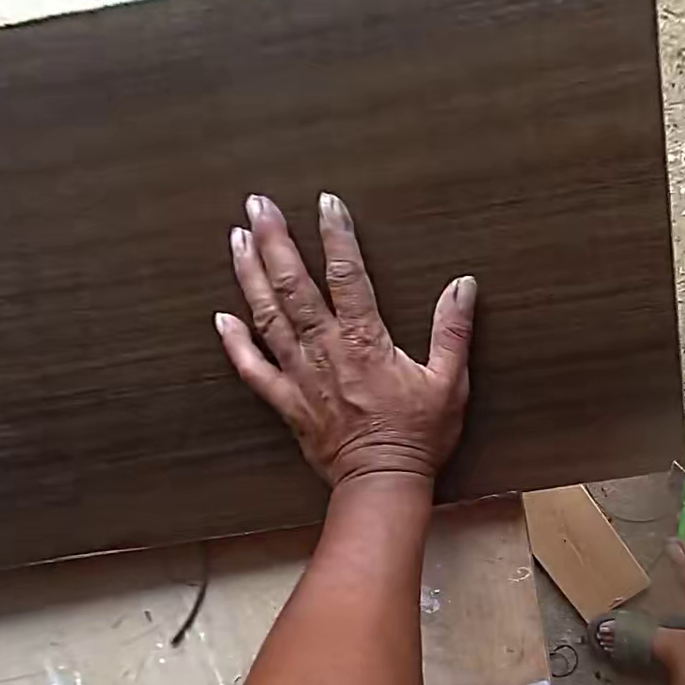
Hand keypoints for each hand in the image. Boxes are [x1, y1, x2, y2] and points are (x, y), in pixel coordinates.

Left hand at [215, 193, 476, 486]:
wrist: (382, 482)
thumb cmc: (418, 436)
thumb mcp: (449, 382)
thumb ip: (453, 332)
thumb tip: (463, 285)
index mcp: (366, 341)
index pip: (347, 276)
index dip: (336, 235)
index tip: (325, 201)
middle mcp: (326, 350)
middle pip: (293, 286)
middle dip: (275, 241)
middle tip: (258, 203)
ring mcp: (301, 375)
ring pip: (268, 318)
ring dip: (249, 276)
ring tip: (237, 239)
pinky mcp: (287, 402)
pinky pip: (253, 371)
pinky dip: (235, 344)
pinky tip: (221, 318)